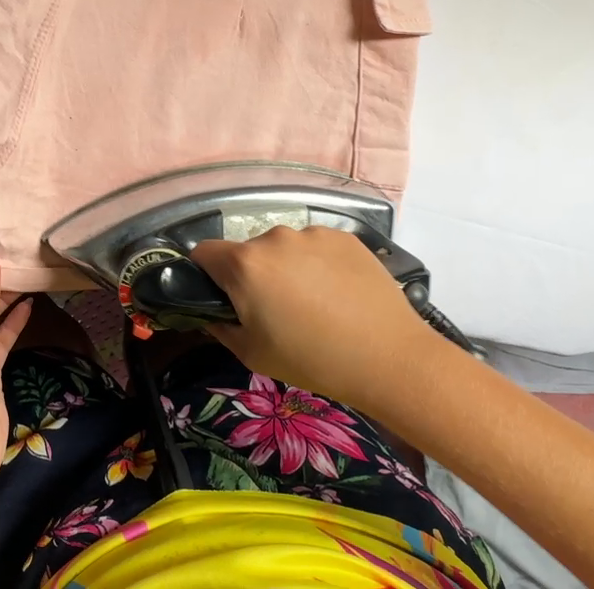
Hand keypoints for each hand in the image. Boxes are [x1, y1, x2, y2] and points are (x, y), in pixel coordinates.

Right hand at [191, 226, 442, 411]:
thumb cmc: (312, 360)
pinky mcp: (344, 236)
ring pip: (283, 248)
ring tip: (314, 303)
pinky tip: (339, 293)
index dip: (206, 274)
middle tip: (275, 310)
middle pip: (247, 251)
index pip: (203, 252)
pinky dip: (318, 264)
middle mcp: (273, 238)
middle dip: (253, 275)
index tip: (224, 298)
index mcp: (244, 264)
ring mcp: (311, 233)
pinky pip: (316, 246)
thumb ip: (220, 327)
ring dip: (287, 268)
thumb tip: (211, 314)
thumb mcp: (252, 354)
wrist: (389, 358)